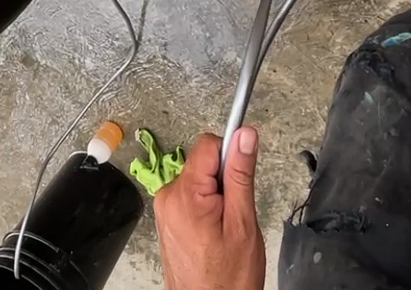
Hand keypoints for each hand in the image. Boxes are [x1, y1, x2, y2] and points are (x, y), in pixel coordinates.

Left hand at [153, 128, 264, 289]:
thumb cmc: (227, 280)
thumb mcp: (242, 223)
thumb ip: (241, 174)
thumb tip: (244, 135)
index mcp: (185, 195)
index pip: (208, 144)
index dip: (231, 154)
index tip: (242, 173)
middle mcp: (168, 197)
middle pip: (204, 162)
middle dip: (224, 180)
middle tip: (234, 213)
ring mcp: (166, 209)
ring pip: (200, 179)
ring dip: (216, 195)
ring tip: (224, 228)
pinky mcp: (168, 218)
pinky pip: (192, 195)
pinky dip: (207, 206)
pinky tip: (214, 232)